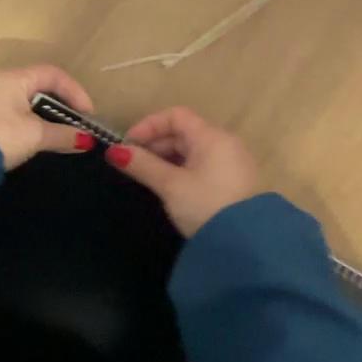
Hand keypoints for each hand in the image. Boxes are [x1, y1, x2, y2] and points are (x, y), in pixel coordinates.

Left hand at [0, 65, 97, 169]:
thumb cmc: (0, 136)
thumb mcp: (35, 135)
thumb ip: (63, 135)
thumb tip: (86, 140)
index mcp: (14, 78)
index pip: (53, 74)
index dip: (75, 92)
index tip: (87, 115)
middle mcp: (0, 81)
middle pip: (39, 85)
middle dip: (61, 105)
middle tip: (76, 125)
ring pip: (26, 100)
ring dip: (46, 116)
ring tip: (60, 134)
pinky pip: (13, 111)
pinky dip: (30, 121)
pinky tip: (36, 138)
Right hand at [107, 106, 258, 235]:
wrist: (247, 245)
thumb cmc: (206, 205)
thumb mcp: (170, 185)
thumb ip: (142, 164)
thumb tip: (114, 151)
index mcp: (212, 137)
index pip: (175, 115)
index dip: (148, 125)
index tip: (129, 145)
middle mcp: (225, 144)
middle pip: (183, 131)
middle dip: (155, 144)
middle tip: (134, 164)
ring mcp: (232, 163)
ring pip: (192, 150)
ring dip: (166, 158)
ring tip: (149, 178)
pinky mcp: (234, 181)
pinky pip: (202, 164)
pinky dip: (182, 169)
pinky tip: (171, 187)